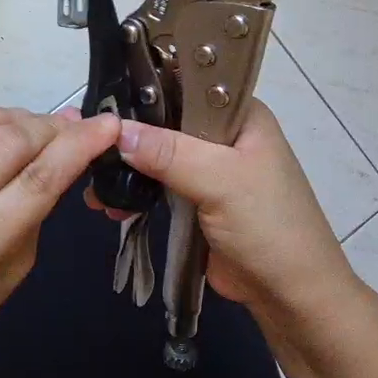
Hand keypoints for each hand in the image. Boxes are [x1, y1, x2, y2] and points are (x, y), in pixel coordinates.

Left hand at [0, 106, 120, 357]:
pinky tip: (20, 135)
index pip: (38, 180)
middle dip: (55, 127)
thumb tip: (71, 150)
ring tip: (52, 132)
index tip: (111, 125)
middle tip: (83, 130)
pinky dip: (3, 124)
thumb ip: (40, 207)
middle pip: (12, 140)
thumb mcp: (18, 264)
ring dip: (28, 119)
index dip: (79, 146)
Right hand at [106, 100, 357, 314]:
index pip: (185, 82)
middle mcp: (221, 133)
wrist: (291, 295)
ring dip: (125, 167)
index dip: (144, 87)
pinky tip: (106, 203)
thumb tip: (116, 131)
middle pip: (164, 119)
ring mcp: (207, 167)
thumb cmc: (269, 226)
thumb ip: (168, 152)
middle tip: (86, 142)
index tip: (102, 100)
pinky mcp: (193, 199)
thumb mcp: (220, 180)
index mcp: (238, 113)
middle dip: (126, 133)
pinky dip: (132, 191)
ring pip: (155, 153)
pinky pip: (155, 184)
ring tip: (92, 182)